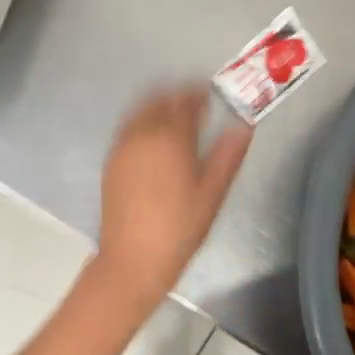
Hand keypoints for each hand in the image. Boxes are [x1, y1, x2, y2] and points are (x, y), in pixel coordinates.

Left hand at [95, 87, 252, 308]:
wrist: (133, 260)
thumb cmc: (178, 231)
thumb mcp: (212, 196)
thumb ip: (227, 156)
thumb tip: (243, 126)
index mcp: (172, 138)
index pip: (187, 101)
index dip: (200, 94)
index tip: (210, 95)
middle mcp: (143, 134)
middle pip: (160, 100)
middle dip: (178, 96)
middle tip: (194, 104)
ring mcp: (122, 148)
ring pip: (140, 112)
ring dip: (158, 107)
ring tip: (174, 119)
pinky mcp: (110, 164)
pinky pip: (127, 130)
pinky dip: (141, 125)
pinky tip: (153, 141)